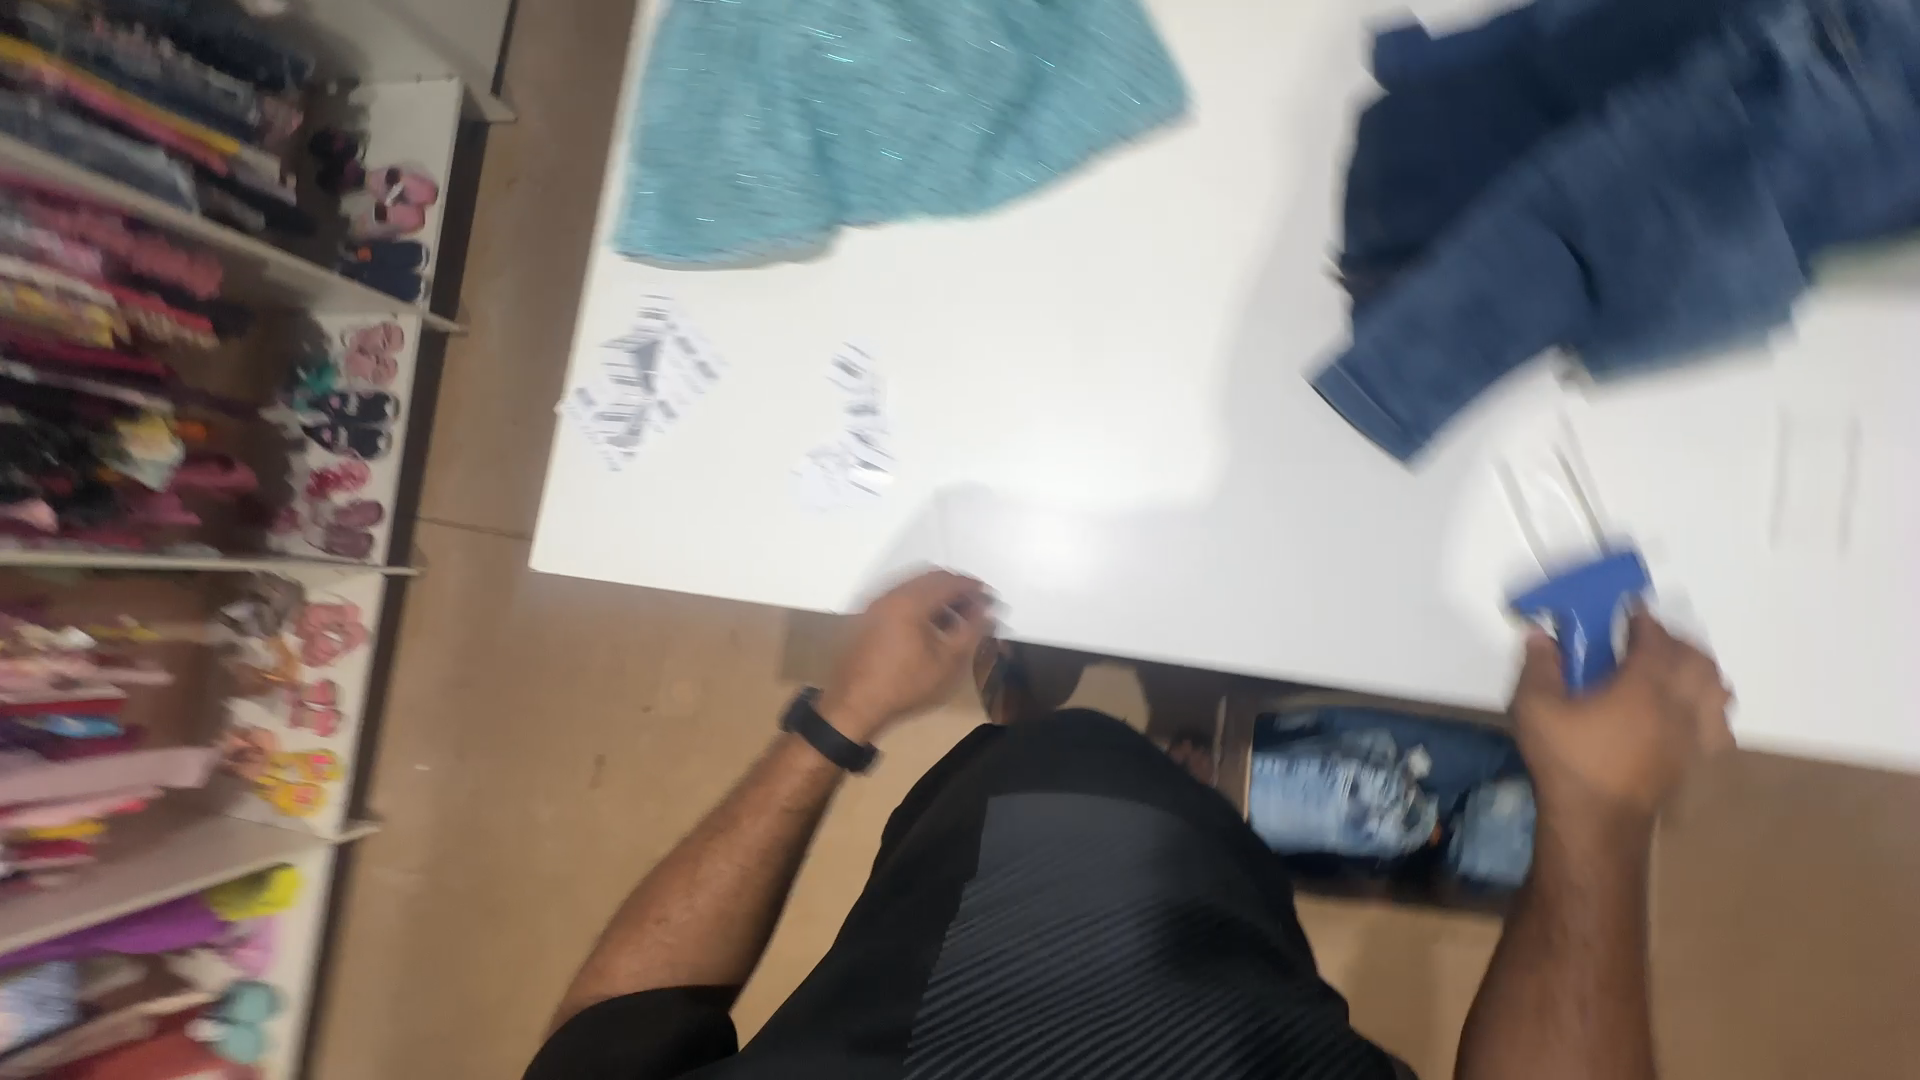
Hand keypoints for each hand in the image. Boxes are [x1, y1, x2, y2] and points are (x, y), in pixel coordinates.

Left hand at [817, 570, 994, 741]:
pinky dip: (921, 605)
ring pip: (915, 588)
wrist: (854, 706)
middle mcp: (890, 594)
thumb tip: (987, 610)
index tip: (991, 600)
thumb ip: (972, 631)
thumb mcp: (947, 662)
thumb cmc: (905, 686)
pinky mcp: (868, 617)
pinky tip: (932, 628)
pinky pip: (901, 599)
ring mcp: (876, 604)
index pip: (949, 581)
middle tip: (977, 608)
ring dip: (939, 597)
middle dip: (957, 590)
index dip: (974, 587)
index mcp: (910, 601)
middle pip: (930, 578)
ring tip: (957, 620)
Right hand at [1509, 612, 1734, 829]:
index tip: (1628, 610)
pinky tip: (1686, 708)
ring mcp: (1694, 734)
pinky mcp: (1696, 757)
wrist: (1596, 816)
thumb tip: (1542, 635)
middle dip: (1675, 640)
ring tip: (1670, 666)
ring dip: (1697, 668)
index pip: (1656, 641)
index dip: (1644, 621)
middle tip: (1646, 635)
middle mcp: (1680, 705)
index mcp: (1643, 687)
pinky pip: (1718, 721)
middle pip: (1697, 661)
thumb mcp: (1534, 705)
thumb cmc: (1565, 756)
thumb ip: (1540, 666)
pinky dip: (1708, 703)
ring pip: (1717, 688)